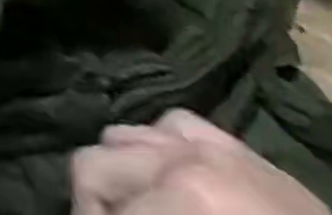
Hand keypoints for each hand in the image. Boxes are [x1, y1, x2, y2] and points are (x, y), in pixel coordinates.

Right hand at [71, 109, 331, 214]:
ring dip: (123, 174)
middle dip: (97, 201)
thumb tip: (106, 213)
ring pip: (124, 135)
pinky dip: (161, 150)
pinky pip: (174, 125)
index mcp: (186, 195)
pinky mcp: (237, 147)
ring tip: (142, 208)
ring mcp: (213, 146)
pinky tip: (173, 181)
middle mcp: (185, 157)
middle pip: (94, 162)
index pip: (97, 196)